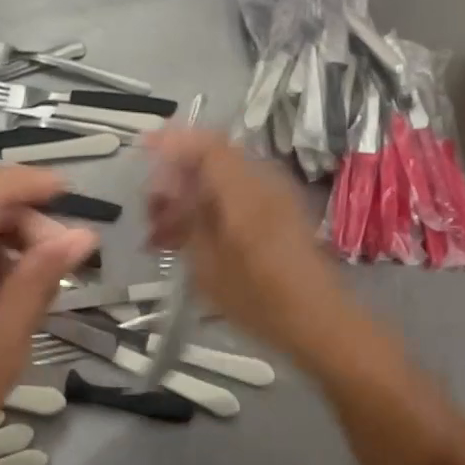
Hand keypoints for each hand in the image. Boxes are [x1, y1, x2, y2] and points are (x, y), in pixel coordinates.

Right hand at [146, 130, 355, 368]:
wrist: (320, 323)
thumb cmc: (260, 298)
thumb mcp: (208, 264)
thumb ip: (185, 218)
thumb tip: (167, 189)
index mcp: (244, 187)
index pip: (205, 144)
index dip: (172, 141)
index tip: (144, 149)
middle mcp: (262, 180)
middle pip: (214, 158)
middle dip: (177, 174)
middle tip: (151, 207)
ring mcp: (276, 195)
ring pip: (224, 178)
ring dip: (192, 194)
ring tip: (165, 231)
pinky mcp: (282, 213)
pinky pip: (239, 195)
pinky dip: (212, 207)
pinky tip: (193, 238)